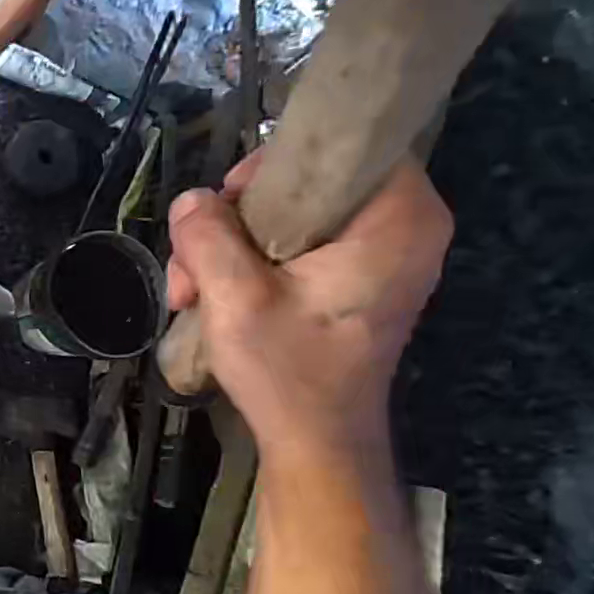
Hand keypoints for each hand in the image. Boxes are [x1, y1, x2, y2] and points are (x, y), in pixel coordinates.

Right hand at [166, 157, 451, 457]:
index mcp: (398, 218)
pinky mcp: (354, 284)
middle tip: (193, 266)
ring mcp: (379, 258)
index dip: (270, 168)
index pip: (337, 148)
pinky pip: (294, 248)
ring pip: (289, 218)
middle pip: (304, 185)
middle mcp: (402, 228)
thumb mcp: (236, 299)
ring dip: (230, 250)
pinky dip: (250, 267)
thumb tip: (190, 201)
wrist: (315, 445)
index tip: (225, 207)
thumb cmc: (290, 374)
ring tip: (191, 294)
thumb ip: (208, 238)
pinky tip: (213, 299)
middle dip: (234, 222)